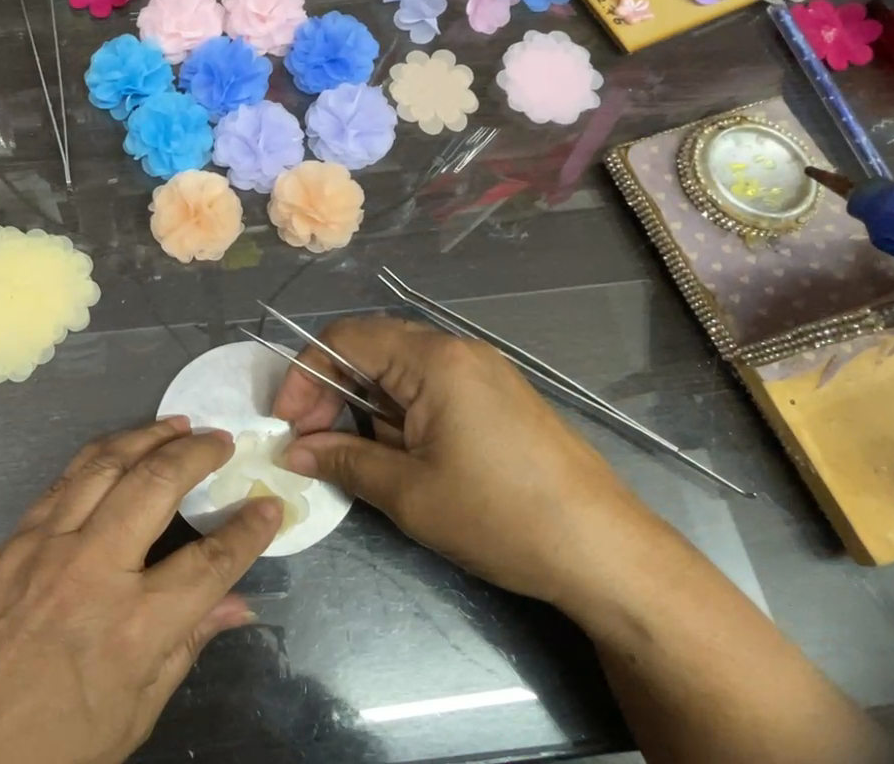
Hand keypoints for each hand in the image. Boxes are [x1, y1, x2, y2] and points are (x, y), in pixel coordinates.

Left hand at [0, 418, 280, 763]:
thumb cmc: (52, 745)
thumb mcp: (134, 715)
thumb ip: (186, 646)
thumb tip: (238, 603)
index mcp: (134, 628)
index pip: (211, 562)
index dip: (249, 530)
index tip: (269, 505)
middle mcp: (94, 570)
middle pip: (157, 486)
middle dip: (197, 454)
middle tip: (222, 441)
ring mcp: (48, 546)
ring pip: (105, 465)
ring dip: (146, 436)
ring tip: (176, 424)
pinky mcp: (15, 538)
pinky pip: (63, 481)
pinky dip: (98, 456)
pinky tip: (117, 450)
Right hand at [272, 316, 663, 609]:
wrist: (607, 554)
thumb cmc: (500, 515)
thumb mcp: (408, 492)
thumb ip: (343, 460)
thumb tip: (293, 452)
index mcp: (435, 360)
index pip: (346, 340)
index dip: (304, 376)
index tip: (286, 425)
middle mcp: (458, 352)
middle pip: (371, 349)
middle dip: (330, 391)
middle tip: (309, 441)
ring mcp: (483, 373)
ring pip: (399, 371)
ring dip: (364, 406)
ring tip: (353, 456)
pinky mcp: (498, 399)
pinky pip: (430, 388)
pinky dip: (398, 413)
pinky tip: (397, 455)